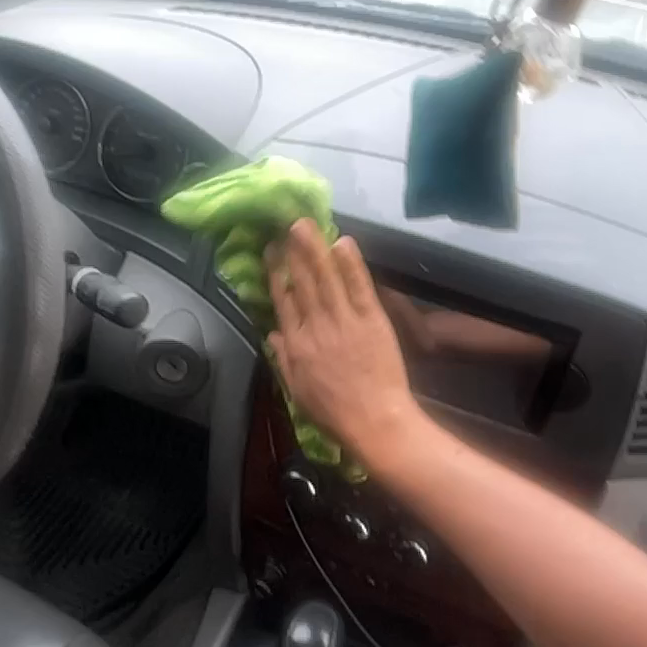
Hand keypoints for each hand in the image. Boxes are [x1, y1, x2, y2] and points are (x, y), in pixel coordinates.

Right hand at [267, 220, 427, 465]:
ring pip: (326, 279)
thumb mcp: (297, 390)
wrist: (375, 423)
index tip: (272, 250)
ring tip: (305, 224)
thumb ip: (283, 359)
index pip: (283, 301)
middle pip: (302, 283)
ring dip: (315, 249)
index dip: (276, 273)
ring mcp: (344, 322)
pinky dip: (350, 264)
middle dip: (293, 251)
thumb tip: (272, 333)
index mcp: (296, 345)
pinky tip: (342, 243)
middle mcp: (316, 328)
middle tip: (287, 224)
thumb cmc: (335, 413)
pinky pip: (358, 287)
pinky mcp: (372, 321)